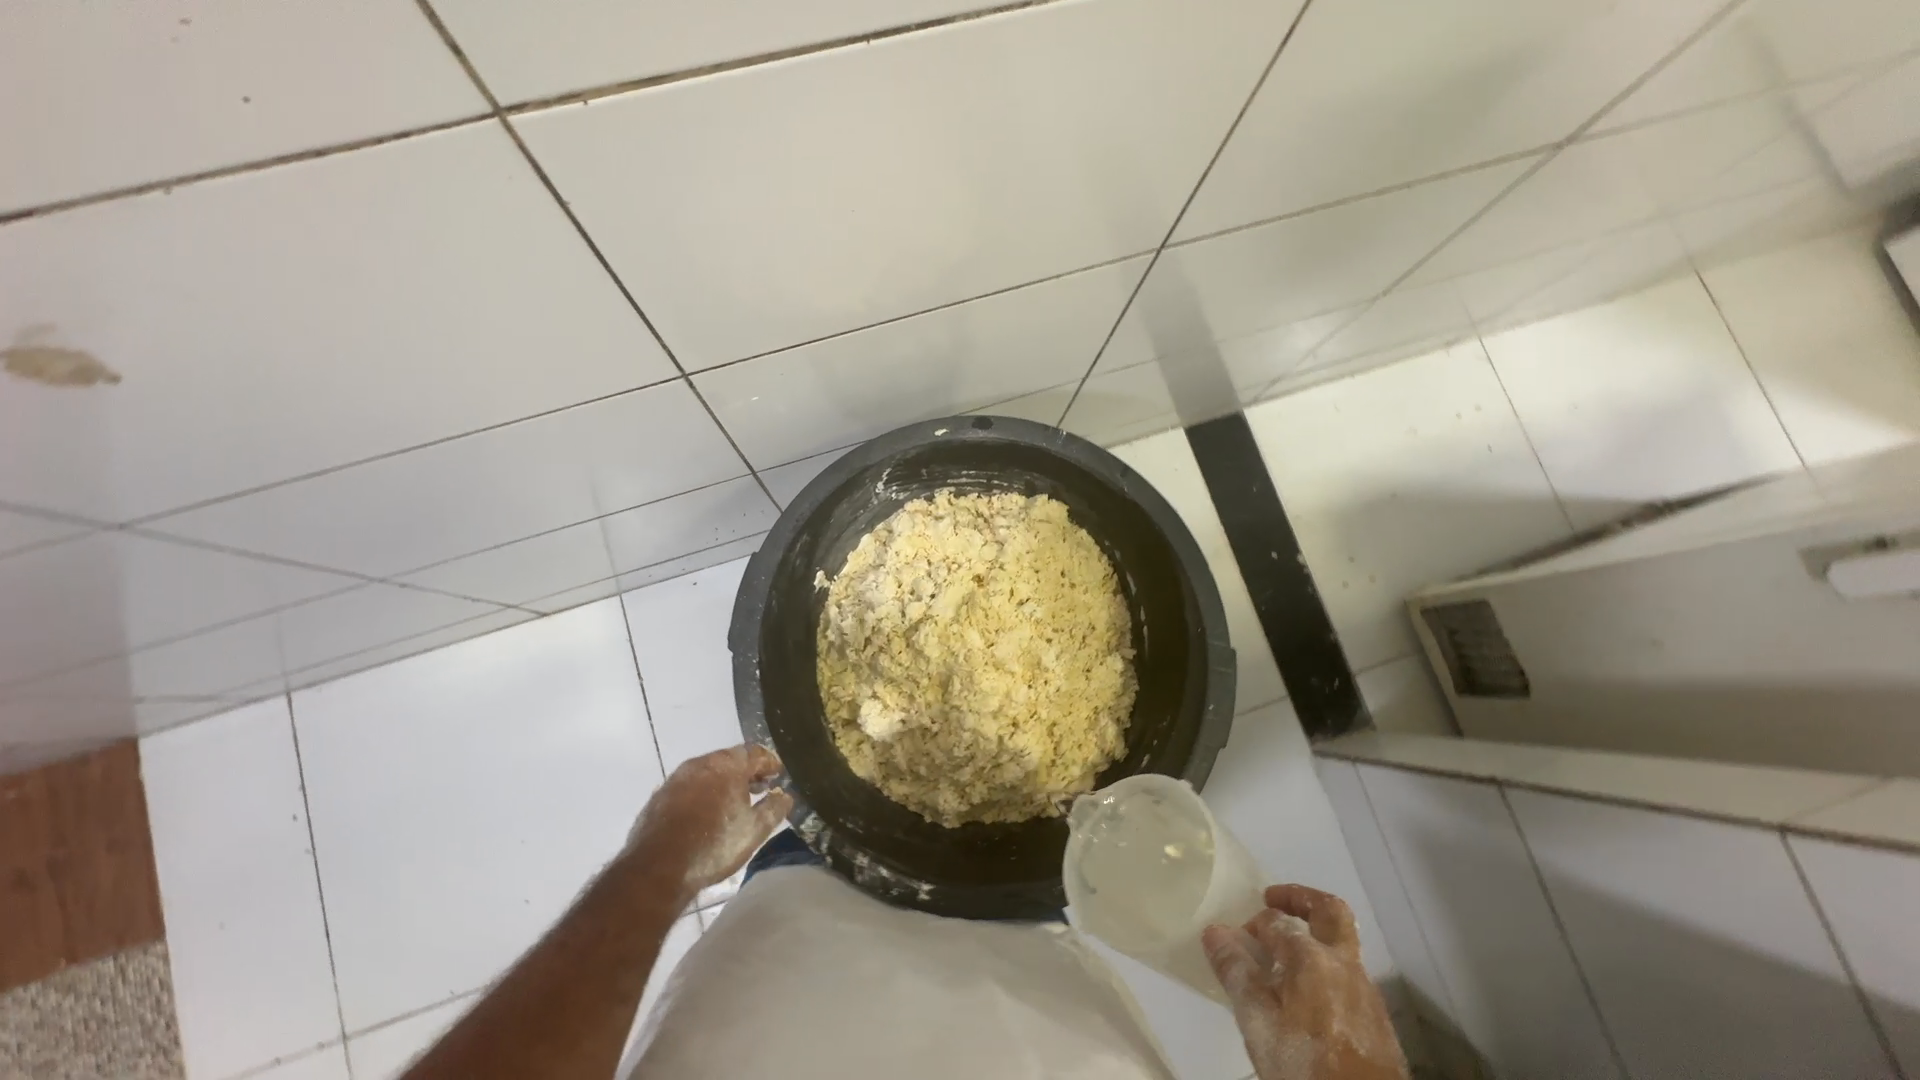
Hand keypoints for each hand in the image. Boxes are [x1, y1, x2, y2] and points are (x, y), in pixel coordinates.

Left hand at [627, 744, 792, 898]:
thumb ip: (774, 808)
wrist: (658, 869)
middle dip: (747, 772)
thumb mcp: (755, 830)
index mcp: (727, 765)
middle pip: (730, 759)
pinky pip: (688, 788)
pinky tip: (705, 815)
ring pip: (707, 773)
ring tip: (734, 803)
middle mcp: (700, 763)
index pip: (756, 752)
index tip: (778, 775)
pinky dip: (702, 794)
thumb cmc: (715, 846)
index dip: (770, 762)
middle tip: (759, 788)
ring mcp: (676, 779)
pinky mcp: (659, 797)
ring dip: (723, 783)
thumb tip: (786, 795)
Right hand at [1203, 885, 1407, 1079]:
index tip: (1231, 939)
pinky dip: (1325, 968)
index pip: (1276, 922)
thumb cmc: (1303, 1063)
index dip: (1251, 925)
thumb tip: (1215, 930)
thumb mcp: (1256, 1020)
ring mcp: (1366, 991)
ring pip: (1341, 945)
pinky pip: (1348, 976)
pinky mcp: (1376, 1019)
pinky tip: (1308, 997)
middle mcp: (1344, 964)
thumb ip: (1236, 971)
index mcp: (1312, 958)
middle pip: (1330, 912)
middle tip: (1273, 900)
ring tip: (1284, 957)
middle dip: (1300, 899)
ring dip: (1314, 937)